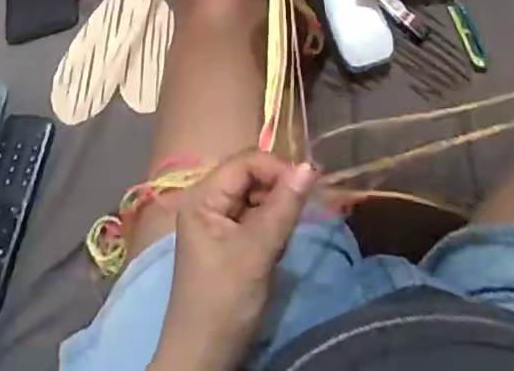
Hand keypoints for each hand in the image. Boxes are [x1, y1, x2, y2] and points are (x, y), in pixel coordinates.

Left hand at [151, 151, 315, 370]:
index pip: (245, 161)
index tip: (307, 184)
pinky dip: (272, 225)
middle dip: (278, 188)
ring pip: (257, 197)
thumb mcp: (256, 252)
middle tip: (302, 209)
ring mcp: (218, 223)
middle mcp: (208, 202)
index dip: (276, 167)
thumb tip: (310, 165)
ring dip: (277, 208)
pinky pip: (257, 218)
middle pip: (251, 176)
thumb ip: (283, 207)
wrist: (203, 360)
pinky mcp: (230, 242)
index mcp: (203, 197)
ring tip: (287, 232)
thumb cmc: (223, 302)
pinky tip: (278, 245)